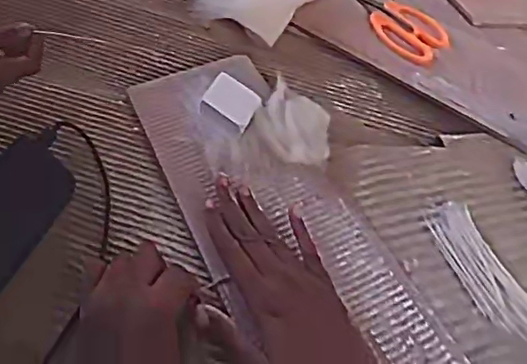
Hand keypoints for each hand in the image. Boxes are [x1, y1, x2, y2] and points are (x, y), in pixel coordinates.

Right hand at [0, 24, 42, 93]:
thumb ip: (6, 35)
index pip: (32, 63)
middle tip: (17, 28)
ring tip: (2, 33)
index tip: (32, 29)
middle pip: (24, 66)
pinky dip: (2, 54)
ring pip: (13, 67)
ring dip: (14, 49)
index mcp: (1, 74)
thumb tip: (28, 30)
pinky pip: (1, 68)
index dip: (36, 45)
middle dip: (25, 45)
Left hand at [72, 242, 196, 363]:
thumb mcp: (179, 359)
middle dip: (161, 269)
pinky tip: (115, 291)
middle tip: (168, 292)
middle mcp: (128, 290)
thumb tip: (195, 314)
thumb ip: (189, 330)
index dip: (190, 286)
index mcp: (157, 307)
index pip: (180, 274)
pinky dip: (106, 274)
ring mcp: (103, 293)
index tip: (192, 298)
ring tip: (142, 293)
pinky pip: (94, 269)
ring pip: (122, 258)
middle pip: (148, 253)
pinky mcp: (86, 303)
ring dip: (135, 270)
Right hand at [198, 179, 367, 363]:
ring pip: (274, 237)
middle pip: (250, 236)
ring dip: (256, 212)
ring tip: (244, 189)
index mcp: (263, 297)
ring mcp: (305, 280)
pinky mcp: (326, 288)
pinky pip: (310, 251)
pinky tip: (294, 212)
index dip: (218, 227)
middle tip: (221, 181)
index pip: (233, 253)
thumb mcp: (259, 362)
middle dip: (232, 206)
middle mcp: (282, 280)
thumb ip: (229, 335)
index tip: (207, 205)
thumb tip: (200, 310)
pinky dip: (300, 230)